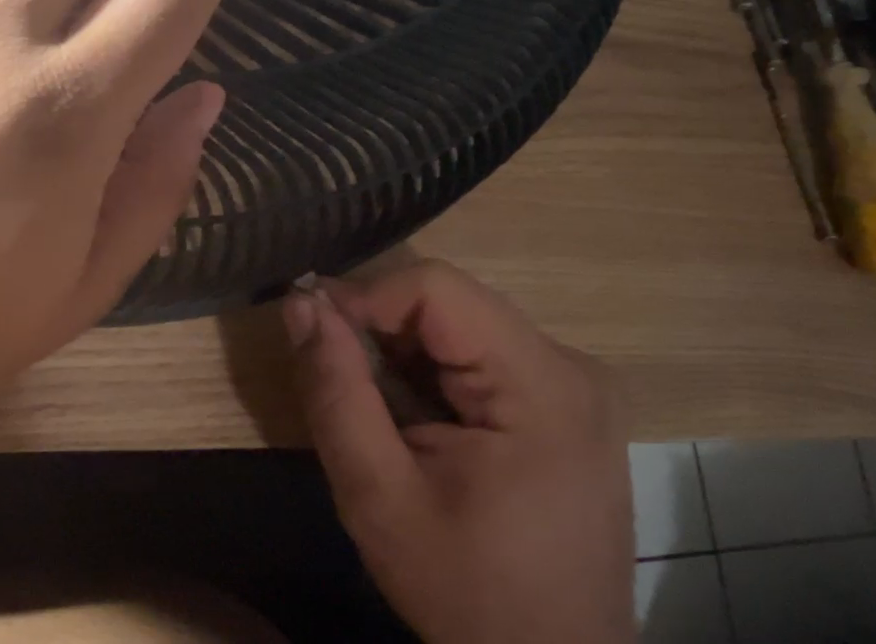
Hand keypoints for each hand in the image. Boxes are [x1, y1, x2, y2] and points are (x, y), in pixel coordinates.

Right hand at [285, 262, 634, 643]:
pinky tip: (417, 426)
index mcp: (543, 384)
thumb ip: (336, 390)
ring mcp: (577, 386)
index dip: (362, 298)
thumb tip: (299, 302)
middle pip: (449, 305)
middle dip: (379, 333)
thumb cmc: (465, 588)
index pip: (435, 287)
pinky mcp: (567, 406)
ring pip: (459, 328)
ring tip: (376, 415)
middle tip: (339, 386)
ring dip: (402, 357)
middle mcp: (573, 367)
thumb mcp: (377, 494)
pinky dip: (432, 377)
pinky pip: (481, 357)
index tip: (314, 338)